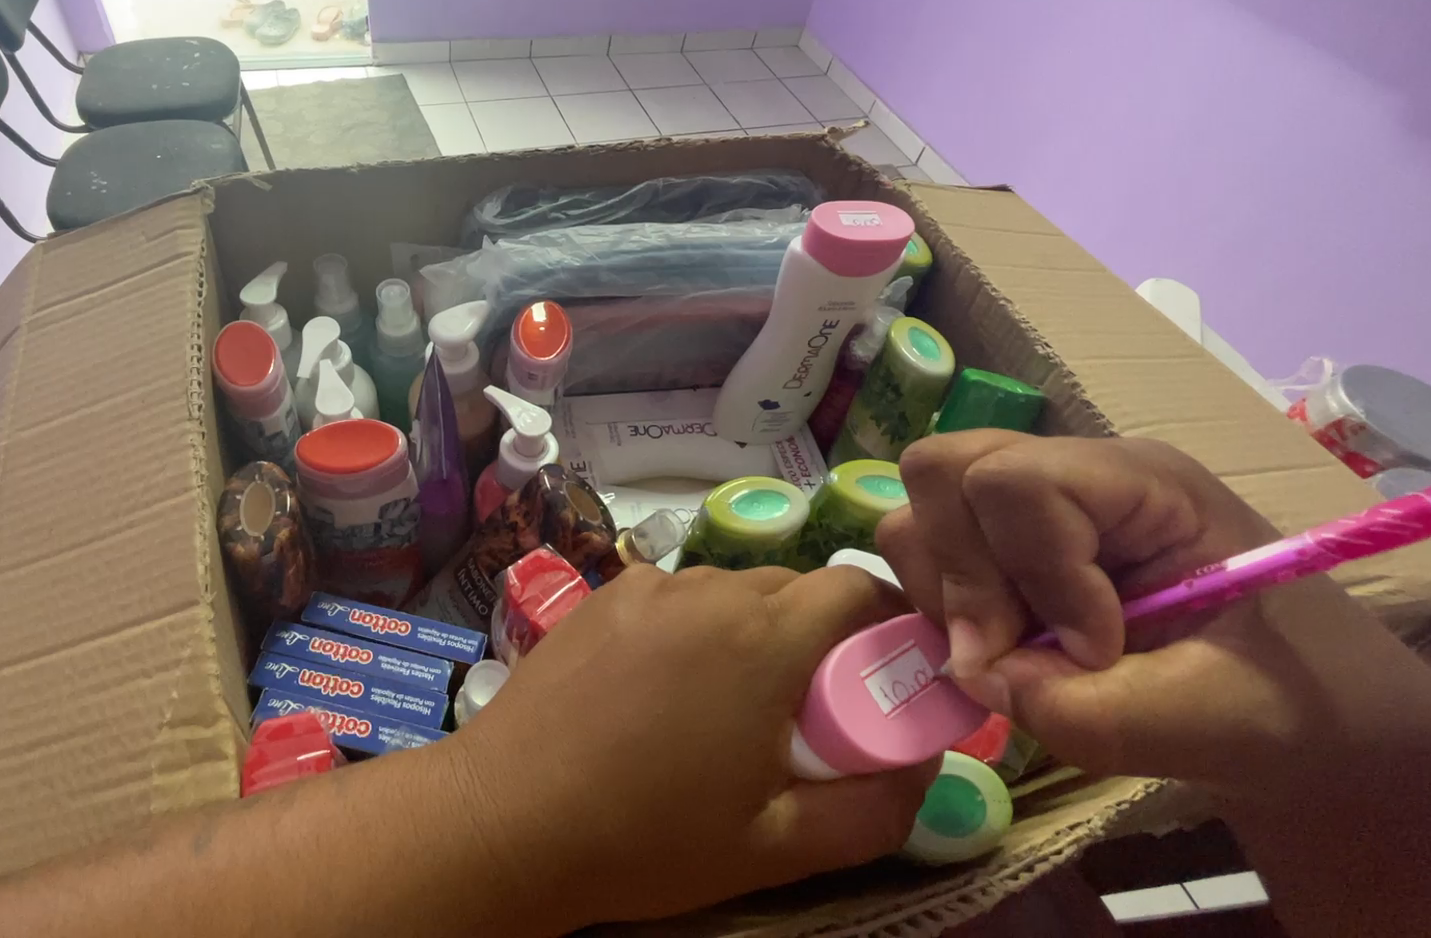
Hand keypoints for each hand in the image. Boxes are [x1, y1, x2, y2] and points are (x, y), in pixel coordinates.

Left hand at [444, 562, 938, 927]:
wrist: (509, 816)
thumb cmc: (649, 836)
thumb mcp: (781, 845)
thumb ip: (877, 803)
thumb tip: (920, 755)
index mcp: (761, 636)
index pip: (853, 589)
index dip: (884, 623)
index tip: (885, 673)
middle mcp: (705, 589)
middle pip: (791, 589)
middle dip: (818, 635)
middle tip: (804, 709)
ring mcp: (645, 585)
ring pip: (730, 590)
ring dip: (751, 629)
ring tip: (726, 702)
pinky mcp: (601, 594)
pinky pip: (674, 595)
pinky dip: (692, 625)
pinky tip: (660, 684)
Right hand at [878, 431, 1430, 798]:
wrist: (1310, 715)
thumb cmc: (1292, 707)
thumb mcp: (1208, 725)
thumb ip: (1080, 710)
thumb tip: (970, 673)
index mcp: (1141, 482)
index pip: (1013, 481)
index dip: (1030, 569)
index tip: (1090, 652)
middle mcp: (1066, 469)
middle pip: (940, 468)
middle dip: (958, 569)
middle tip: (1011, 646)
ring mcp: (1022, 501)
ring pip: (915, 510)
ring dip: (944, 591)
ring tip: (1013, 649)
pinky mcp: (992, 539)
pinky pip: (920, 550)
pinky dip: (939, 604)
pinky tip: (1003, 643)